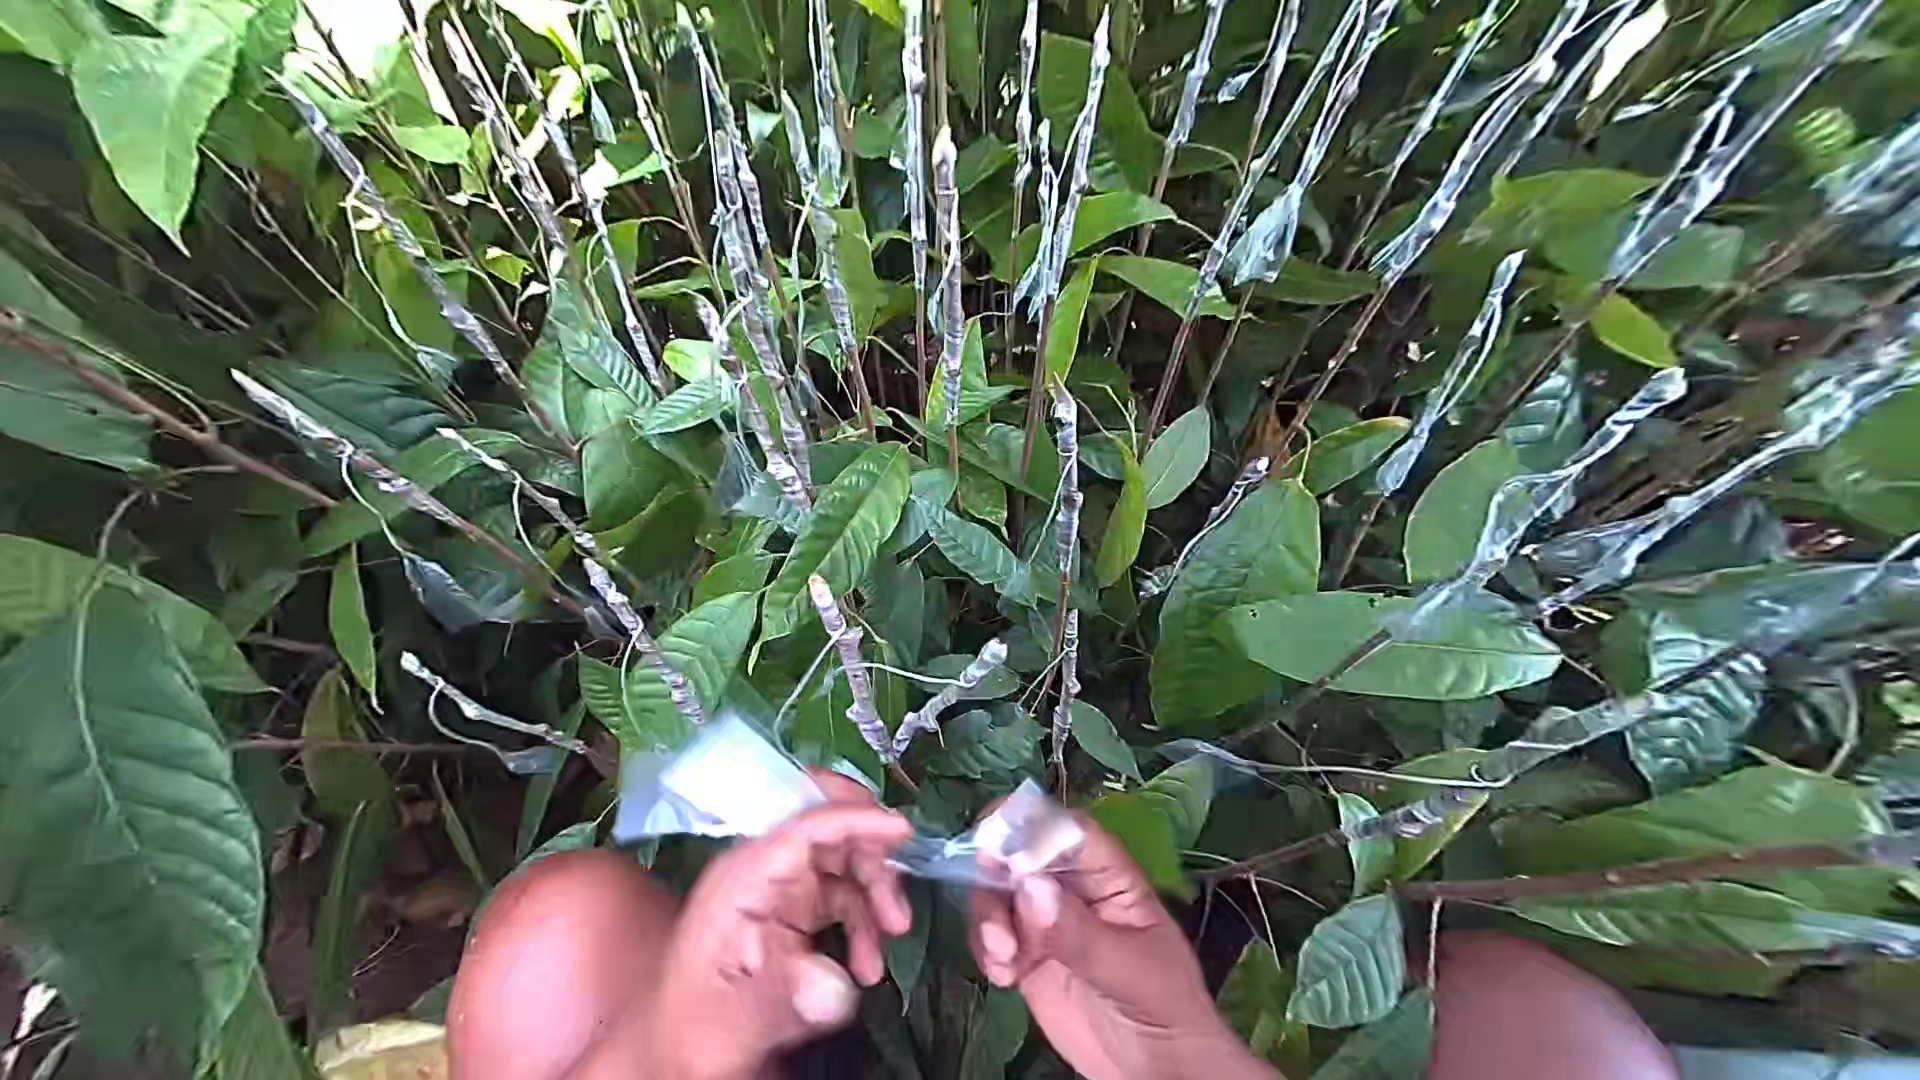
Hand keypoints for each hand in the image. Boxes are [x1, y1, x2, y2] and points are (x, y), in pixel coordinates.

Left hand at [578, 795, 912, 1079]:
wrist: (670, 1051)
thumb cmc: (691, 1032)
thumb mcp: (734, 1020)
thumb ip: (786, 998)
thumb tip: (837, 988)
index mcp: (744, 873)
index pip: (806, 822)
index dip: (856, 819)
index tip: (901, 830)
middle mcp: (765, 866)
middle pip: (833, 832)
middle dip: (873, 860)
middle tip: (896, 910)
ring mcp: (782, 882)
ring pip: (845, 858)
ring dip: (875, 892)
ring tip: (889, 940)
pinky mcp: (795, 904)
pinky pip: (843, 893)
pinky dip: (864, 920)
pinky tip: (866, 966)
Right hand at [970, 819, 1273, 1079]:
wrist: (1158, 1070)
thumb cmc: (1163, 1005)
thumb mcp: (1128, 968)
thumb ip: (1078, 931)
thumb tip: (1030, 885)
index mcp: (1105, 870)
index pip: (1065, 830)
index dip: (1029, 826)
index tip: (997, 846)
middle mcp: (1069, 883)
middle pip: (1019, 851)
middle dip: (996, 872)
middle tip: (995, 911)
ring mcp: (1043, 916)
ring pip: (998, 890)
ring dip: (988, 915)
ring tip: (1002, 957)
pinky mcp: (1024, 951)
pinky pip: (991, 933)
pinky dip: (986, 948)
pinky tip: (1004, 978)